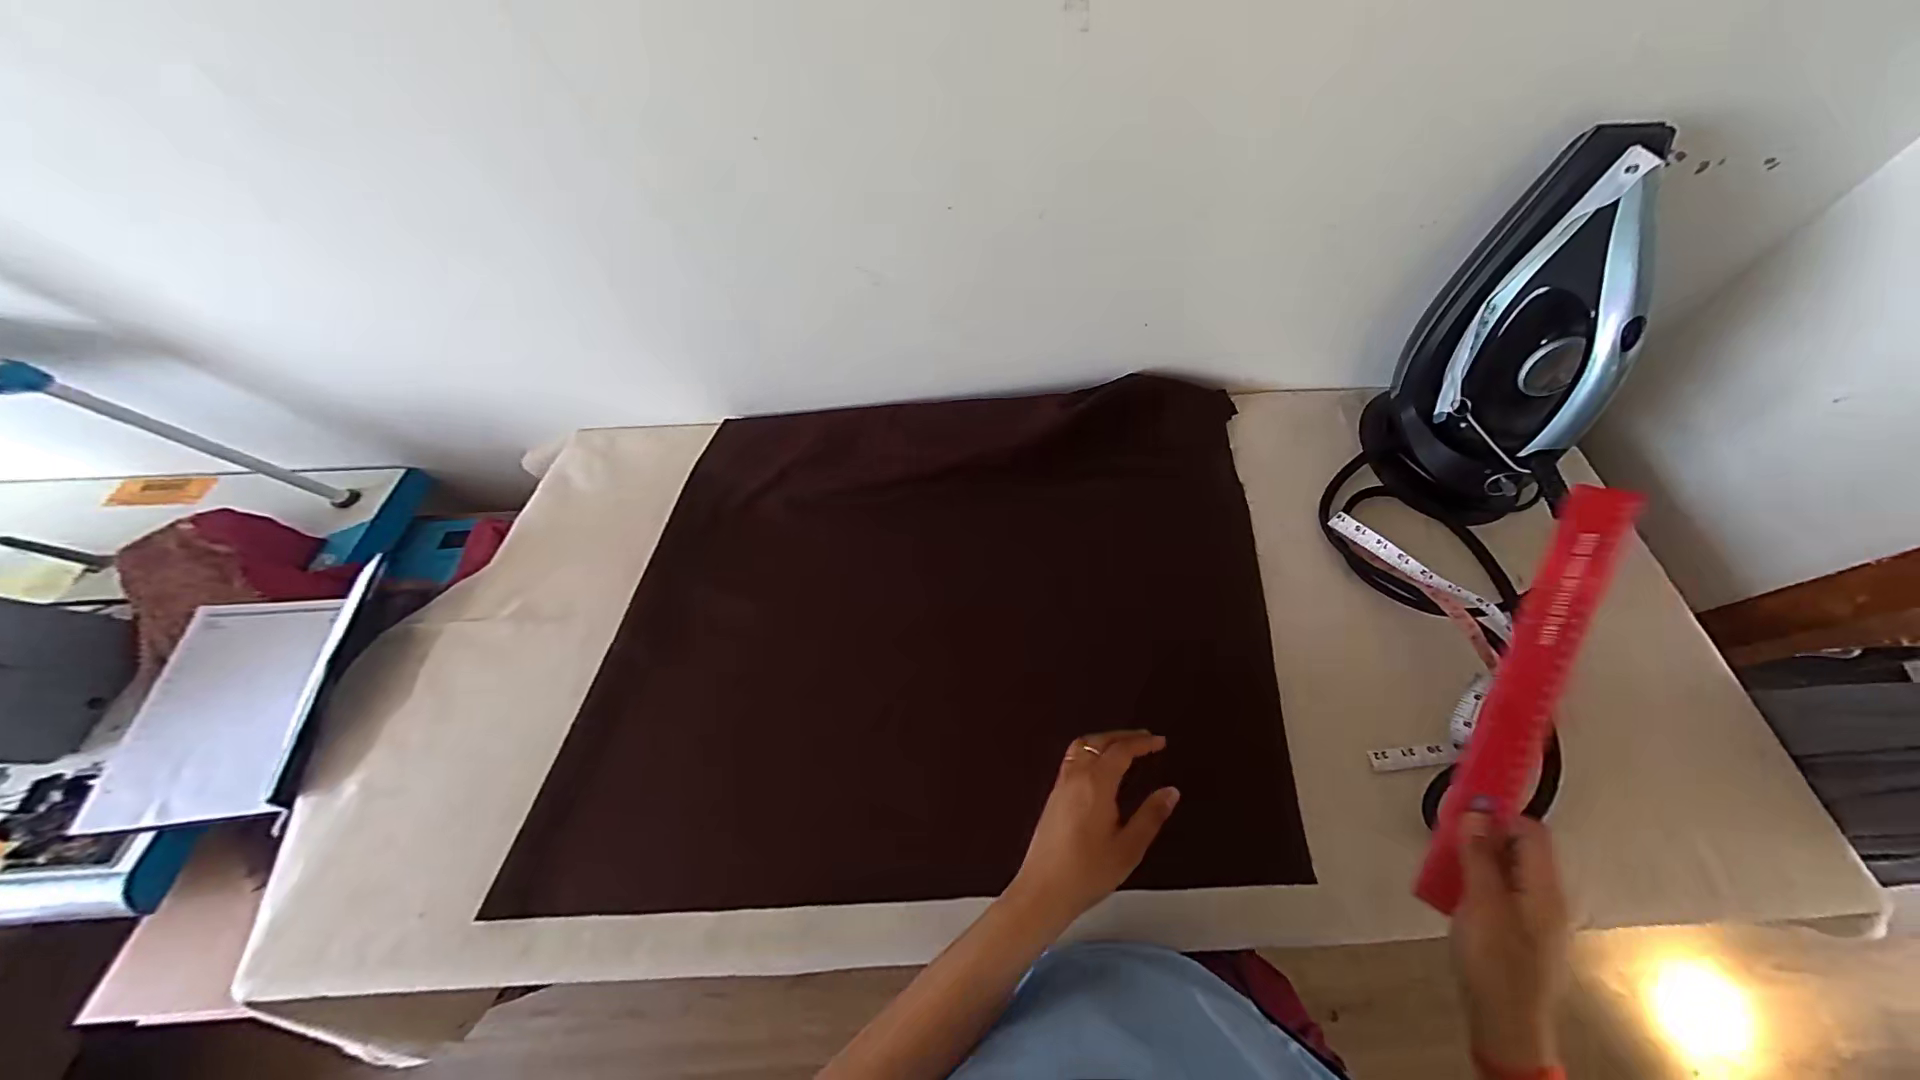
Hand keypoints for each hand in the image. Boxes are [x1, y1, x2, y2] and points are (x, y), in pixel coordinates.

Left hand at [1002, 731, 1179, 929]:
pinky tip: (1099, 768)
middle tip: (1144, 738)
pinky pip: (1072, 758)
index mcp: (1095, 784)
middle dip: (1123, 736)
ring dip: (1104, 740)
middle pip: (1098, 741)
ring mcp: (1060, 785)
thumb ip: (1151, 816)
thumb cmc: (1087, 872)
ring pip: (1082, 746)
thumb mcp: (1129, 848)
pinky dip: (1090, 751)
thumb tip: (1170, 792)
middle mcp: (1075, 777)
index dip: (1142, 742)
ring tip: (1123, 747)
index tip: (1159, 741)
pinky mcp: (1053, 796)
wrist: (1043, 890)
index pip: (1121, 750)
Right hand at [1450, 811, 1569, 1073]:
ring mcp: (1529, 914)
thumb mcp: (1483, 903)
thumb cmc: (1497, 964)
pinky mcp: (1512, 926)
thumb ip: (1480, 855)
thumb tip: (1479, 812)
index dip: (1500, 811)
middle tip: (1450, 826)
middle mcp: (1544, 897)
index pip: (1531, 831)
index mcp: (1545, 889)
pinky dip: (1474, 874)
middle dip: (1482, 831)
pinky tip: (1453, 882)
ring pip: (1503, 865)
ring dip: (1474, 853)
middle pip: (1517, 846)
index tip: (1467, 798)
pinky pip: (1495, 885)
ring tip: (1446, 854)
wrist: (1503, 1020)